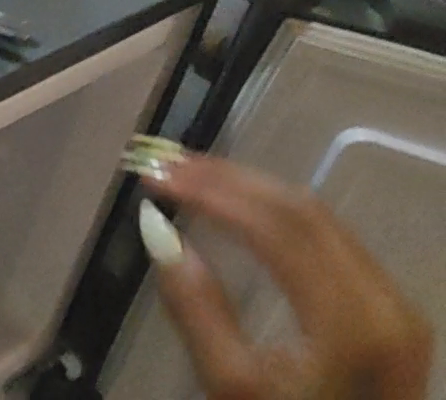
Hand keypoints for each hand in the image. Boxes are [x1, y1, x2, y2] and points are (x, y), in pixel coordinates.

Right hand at [137, 154, 431, 398]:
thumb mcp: (230, 382)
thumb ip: (195, 309)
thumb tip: (155, 228)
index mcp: (350, 320)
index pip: (274, 226)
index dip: (208, 191)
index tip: (150, 177)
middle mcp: (384, 299)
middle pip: (299, 210)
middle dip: (223, 177)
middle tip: (160, 163)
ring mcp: (390, 297)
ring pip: (313, 212)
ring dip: (244, 184)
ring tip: (185, 172)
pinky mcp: (382, 297)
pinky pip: (324, 229)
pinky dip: (268, 203)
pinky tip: (230, 198)